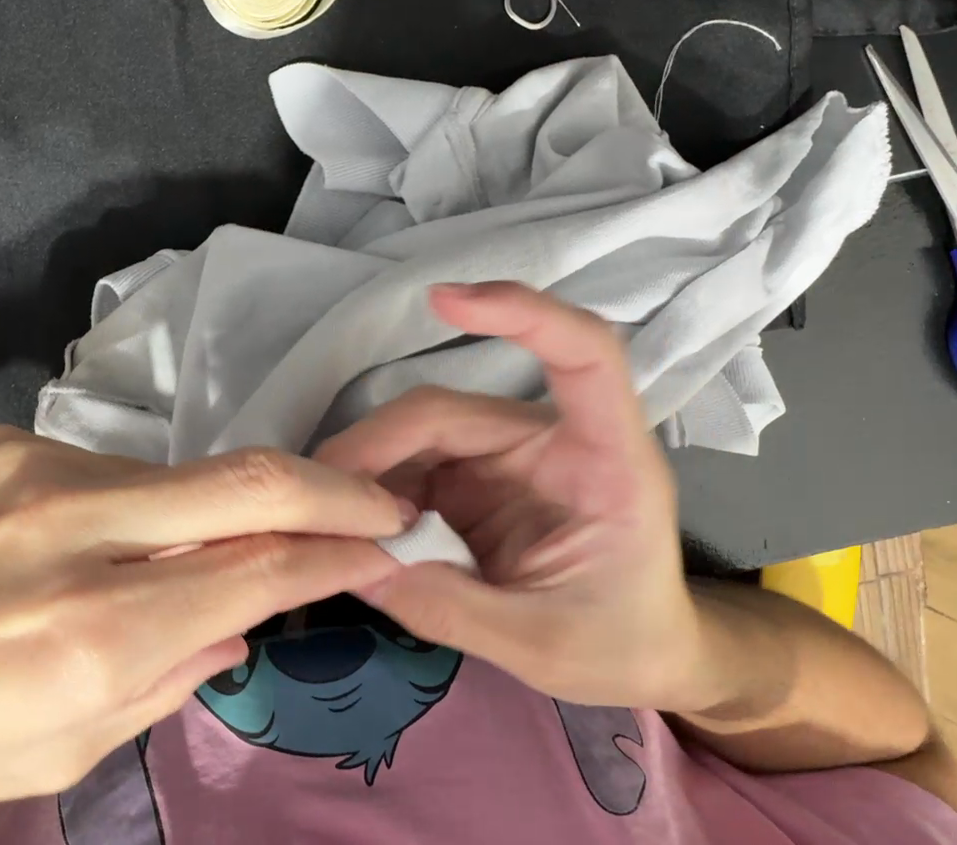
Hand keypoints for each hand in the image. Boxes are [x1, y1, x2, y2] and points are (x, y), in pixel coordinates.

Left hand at [0, 428, 409, 833]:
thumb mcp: (66, 747)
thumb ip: (172, 675)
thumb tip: (244, 620)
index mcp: (89, 634)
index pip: (254, 572)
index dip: (334, 556)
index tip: (385, 544)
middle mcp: (70, 531)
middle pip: (242, 483)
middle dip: (332, 489)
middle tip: (381, 501)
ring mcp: (34, 468)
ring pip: (176, 479)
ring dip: (212, 515)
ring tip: (199, 558)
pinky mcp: (4, 443)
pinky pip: (111, 472)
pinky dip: (137, 509)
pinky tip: (102, 544)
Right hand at [316, 282, 702, 710]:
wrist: (635, 656)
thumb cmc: (621, 642)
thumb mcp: (545, 645)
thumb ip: (452, 607)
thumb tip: (357, 564)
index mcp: (604, 460)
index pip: (582, 355)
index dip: (521, 314)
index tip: (443, 300)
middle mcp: (544, 440)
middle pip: (447, 410)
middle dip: (377, 445)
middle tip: (322, 500)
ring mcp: (498, 455)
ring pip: (412, 433)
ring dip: (363, 469)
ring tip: (327, 521)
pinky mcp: (464, 478)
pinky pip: (401, 467)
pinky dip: (368, 491)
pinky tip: (345, 523)